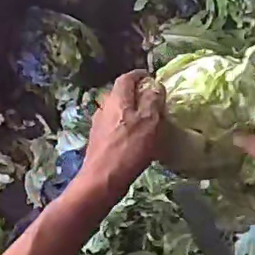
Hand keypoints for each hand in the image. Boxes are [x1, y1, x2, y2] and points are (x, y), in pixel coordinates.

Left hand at [73, 70, 164, 199]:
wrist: (102, 179)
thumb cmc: (128, 148)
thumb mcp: (149, 122)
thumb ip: (153, 101)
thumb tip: (155, 86)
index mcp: (117, 99)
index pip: (127, 78)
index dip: (139, 75)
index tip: (151, 77)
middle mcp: (104, 107)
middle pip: (121, 94)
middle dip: (136, 93)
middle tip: (153, 99)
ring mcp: (99, 124)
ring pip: (117, 110)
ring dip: (131, 111)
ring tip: (147, 120)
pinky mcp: (99, 140)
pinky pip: (115, 126)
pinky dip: (126, 126)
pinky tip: (135, 138)